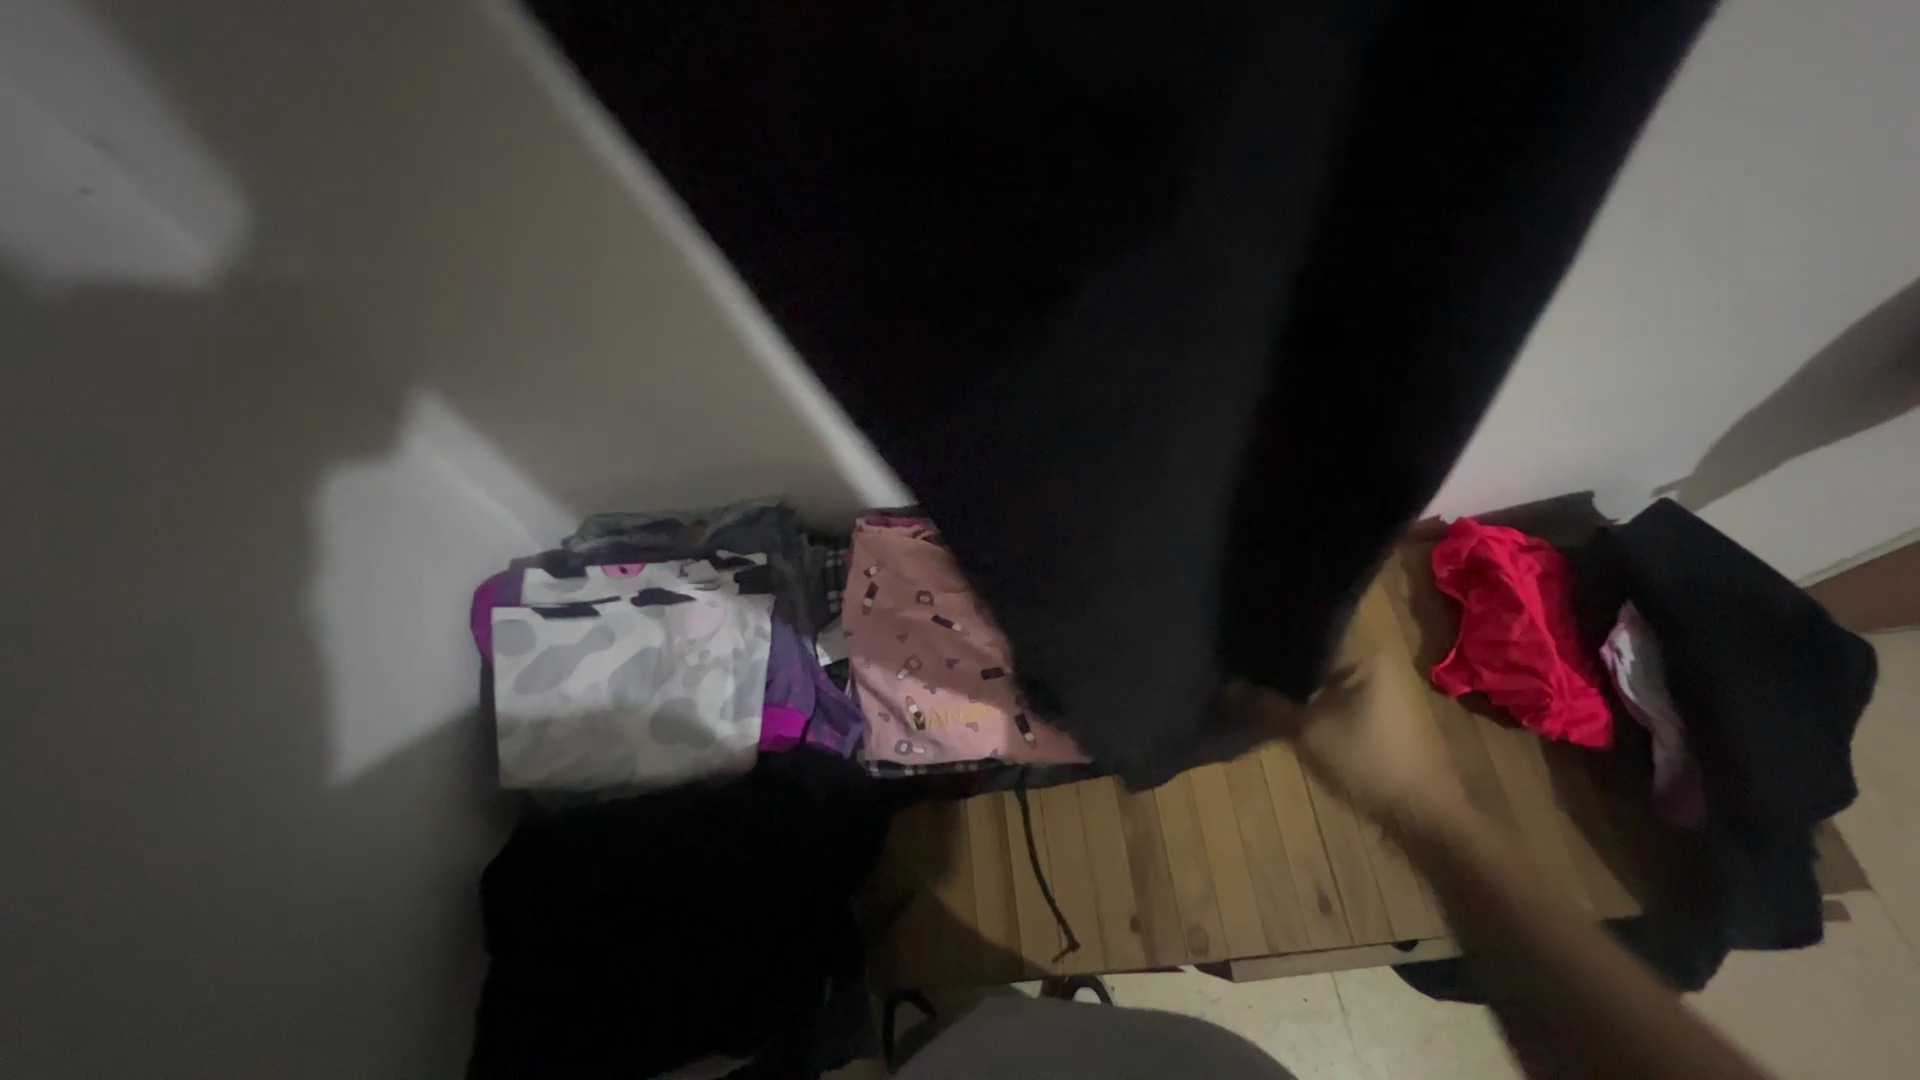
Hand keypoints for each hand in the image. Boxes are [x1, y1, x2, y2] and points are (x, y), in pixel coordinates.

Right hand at [1231, 658, 1469, 831]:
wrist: (1424, 818)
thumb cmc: (1367, 761)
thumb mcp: (1306, 733)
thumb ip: (1263, 707)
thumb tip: (1224, 688)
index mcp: (1369, 657)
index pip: (1309, 644)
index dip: (1272, 656)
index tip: (1239, 663)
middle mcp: (1382, 670)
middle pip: (1317, 668)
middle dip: (1283, 681)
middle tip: (1242, 684)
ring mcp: (1389, 699)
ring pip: (1328, 692)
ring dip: (1299, 702)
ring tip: (1258, 704)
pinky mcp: (1387, 726)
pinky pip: (1341, 710)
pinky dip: (1318, 717)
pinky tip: (1290, 726)